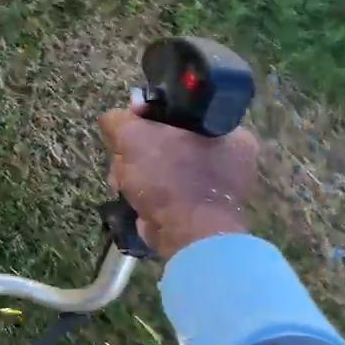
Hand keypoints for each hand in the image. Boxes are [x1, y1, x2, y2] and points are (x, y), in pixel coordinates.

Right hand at [99, 108, 260, 259]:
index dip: (145, 117)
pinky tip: (133, 194)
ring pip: (157, 162)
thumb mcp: (134, 135)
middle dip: (134, 150)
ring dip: (132, 170)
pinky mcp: (199, 204)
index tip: (128, 127)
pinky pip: (163, 184)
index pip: (177, 112)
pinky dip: (144, 188)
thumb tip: (115, 120)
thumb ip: (118, 118)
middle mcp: (229, 157)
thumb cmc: (169, 177)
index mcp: (229, 133)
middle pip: (162, 139)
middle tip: (125, 159)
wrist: (186, 233)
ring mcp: (215, 183)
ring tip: (126, 181)